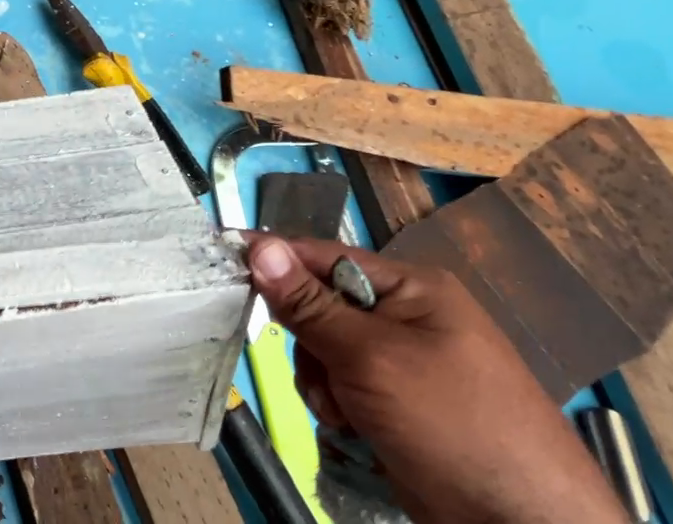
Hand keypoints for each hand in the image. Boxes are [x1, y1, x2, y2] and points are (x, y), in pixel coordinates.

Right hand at [242, 233, 625, 523]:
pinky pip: (338, 385)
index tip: (220, 260)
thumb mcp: (371, 356)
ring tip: (344, 411)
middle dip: (305, 340)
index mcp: (412, 288)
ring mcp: (404, 361)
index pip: (320, 255)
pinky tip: (354, 427)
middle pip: (316, 304)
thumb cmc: (453, 424)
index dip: (271, 258)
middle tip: (317, 368)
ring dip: (319, 380)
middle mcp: (407, 316)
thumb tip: (257, 245)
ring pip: (321, 349)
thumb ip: (308, 303)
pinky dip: (334, 404)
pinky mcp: (397, 401)